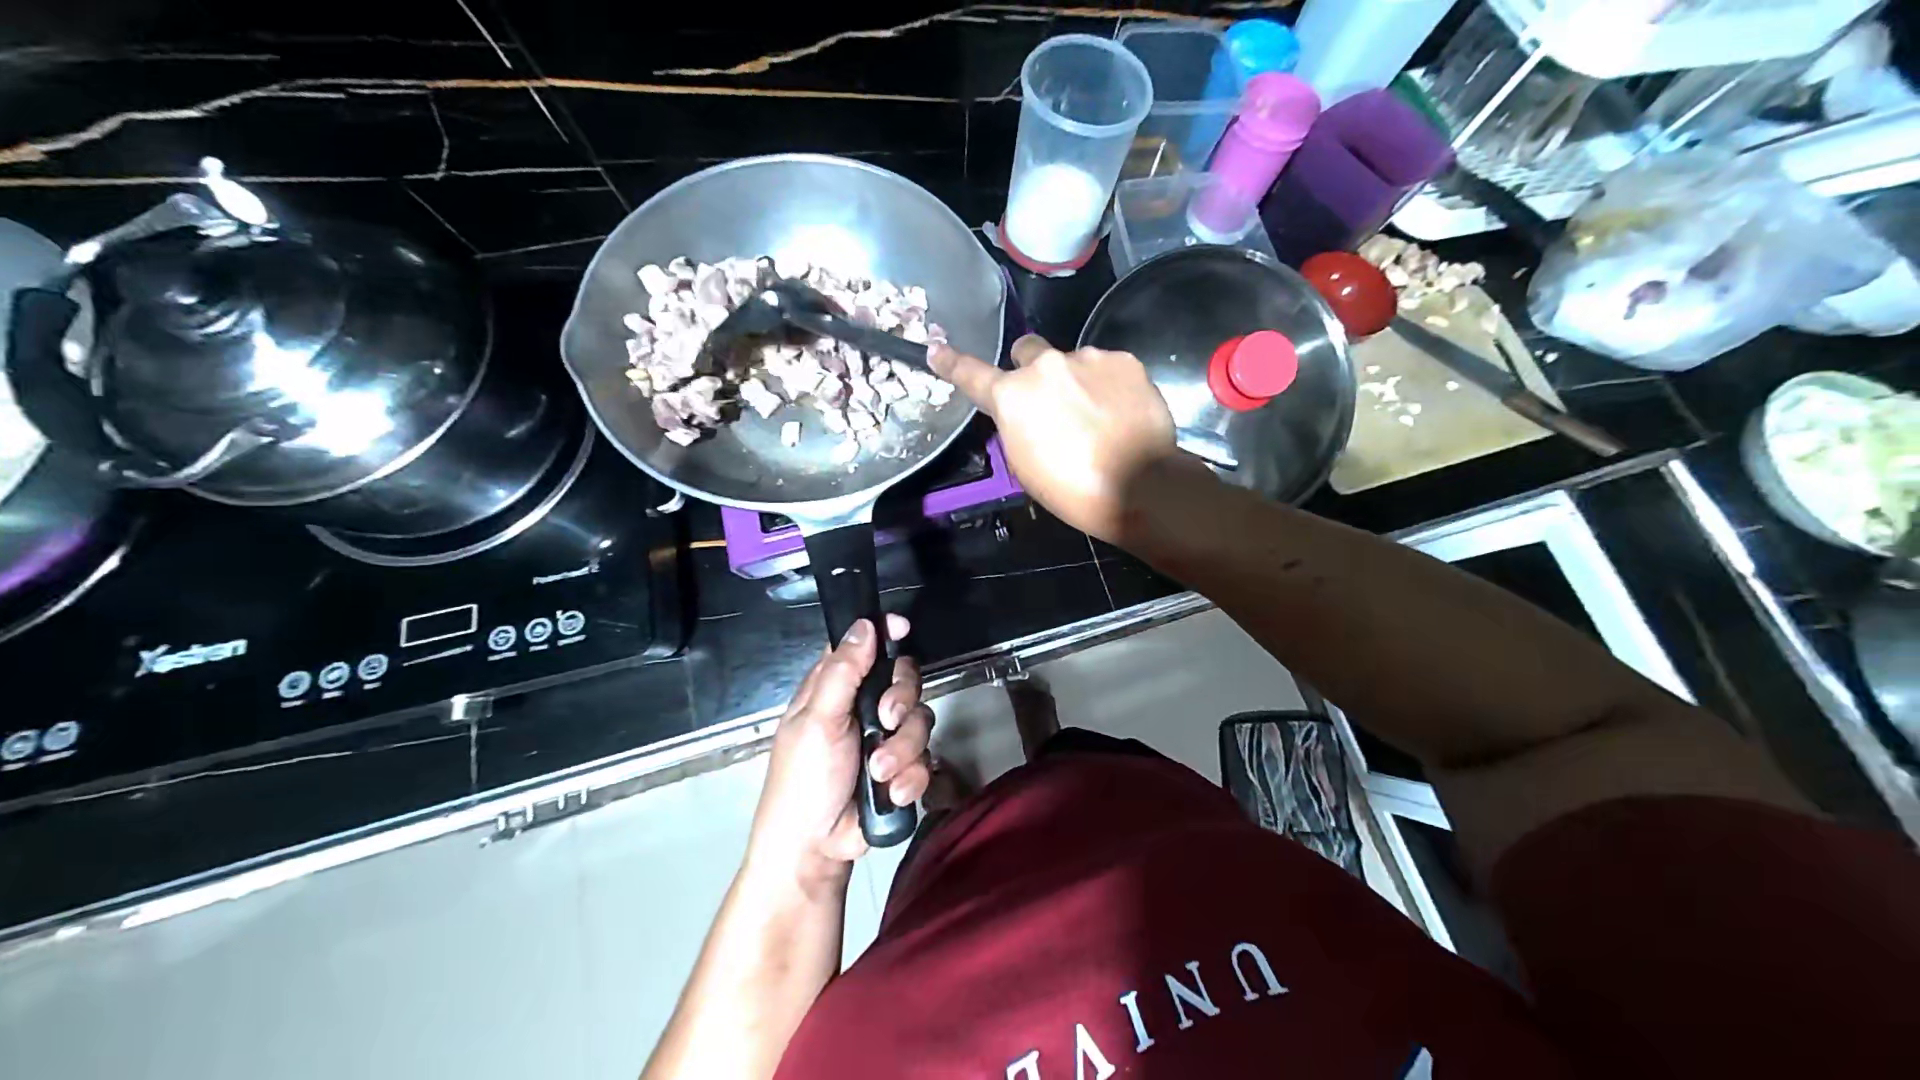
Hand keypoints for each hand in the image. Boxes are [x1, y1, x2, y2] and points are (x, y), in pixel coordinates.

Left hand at [744, 615, 933, 889]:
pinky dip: (911, 777)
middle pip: (903, 679)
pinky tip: (891, 793)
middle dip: (901, 700)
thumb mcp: (816, 721)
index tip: (902, 628)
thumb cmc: (803, 780)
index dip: (885, 635)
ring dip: (902, 749)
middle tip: (885, 719)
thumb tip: (864, 625)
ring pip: (920, 721)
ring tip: (879, 772)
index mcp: (833, 689)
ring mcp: (884, 739)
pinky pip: (926, 759)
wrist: (815, 849)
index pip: (864, 647)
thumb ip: (842, 672)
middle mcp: (862, 707)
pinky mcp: (901, 769)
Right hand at [929, 334, 1187, 543]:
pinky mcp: (1124, 359)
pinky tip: (1121, 412)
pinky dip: (1110, 385)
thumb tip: (1026, 410)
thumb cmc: (1070, 487)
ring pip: (1072, 361)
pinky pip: (1107, 367)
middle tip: (1053, 403)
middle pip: (1028, 351)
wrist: (1138, 485)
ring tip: (1098, 417)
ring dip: (1077, 381)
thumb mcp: (1024, 463)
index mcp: (1012, 395)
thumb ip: (1017, 424)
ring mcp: (1087, 358)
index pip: (972, 374)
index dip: (952, 363)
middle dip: (1033, 370)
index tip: (936, 348)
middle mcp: (1045, 366)